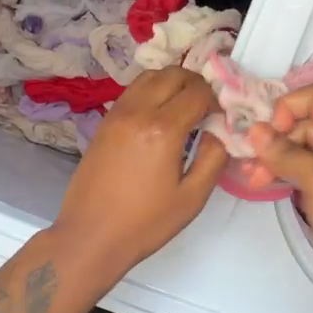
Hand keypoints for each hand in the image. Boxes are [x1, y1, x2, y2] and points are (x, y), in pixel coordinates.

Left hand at [54, 68, 228, 276]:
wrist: (89, 237)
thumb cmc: (145, 223)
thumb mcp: (192, 197)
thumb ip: (214, 157)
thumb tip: (222, 129)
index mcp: (163, 129)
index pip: (198, 92)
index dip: (216, 99)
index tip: (222, 116)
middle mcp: (139, 111)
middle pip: (174, 74)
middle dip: (197, 84)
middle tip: (207, 106)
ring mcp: (118, 113)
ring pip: (151, 75)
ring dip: (173, 82)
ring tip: (184, 105)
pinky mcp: (105, 120)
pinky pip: (134, 89)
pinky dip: (152, 89)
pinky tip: (160, 113)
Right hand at [242, 86, 312, 305]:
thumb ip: (283, 151)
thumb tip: (254, 129)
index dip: (286, 109)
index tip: (263, 133)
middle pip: (308, 123)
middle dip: (277, 140)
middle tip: (248, 163)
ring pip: (307, 148)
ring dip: (279, 159)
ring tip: (253, 180)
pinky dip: (291, 173)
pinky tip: (268, 184)